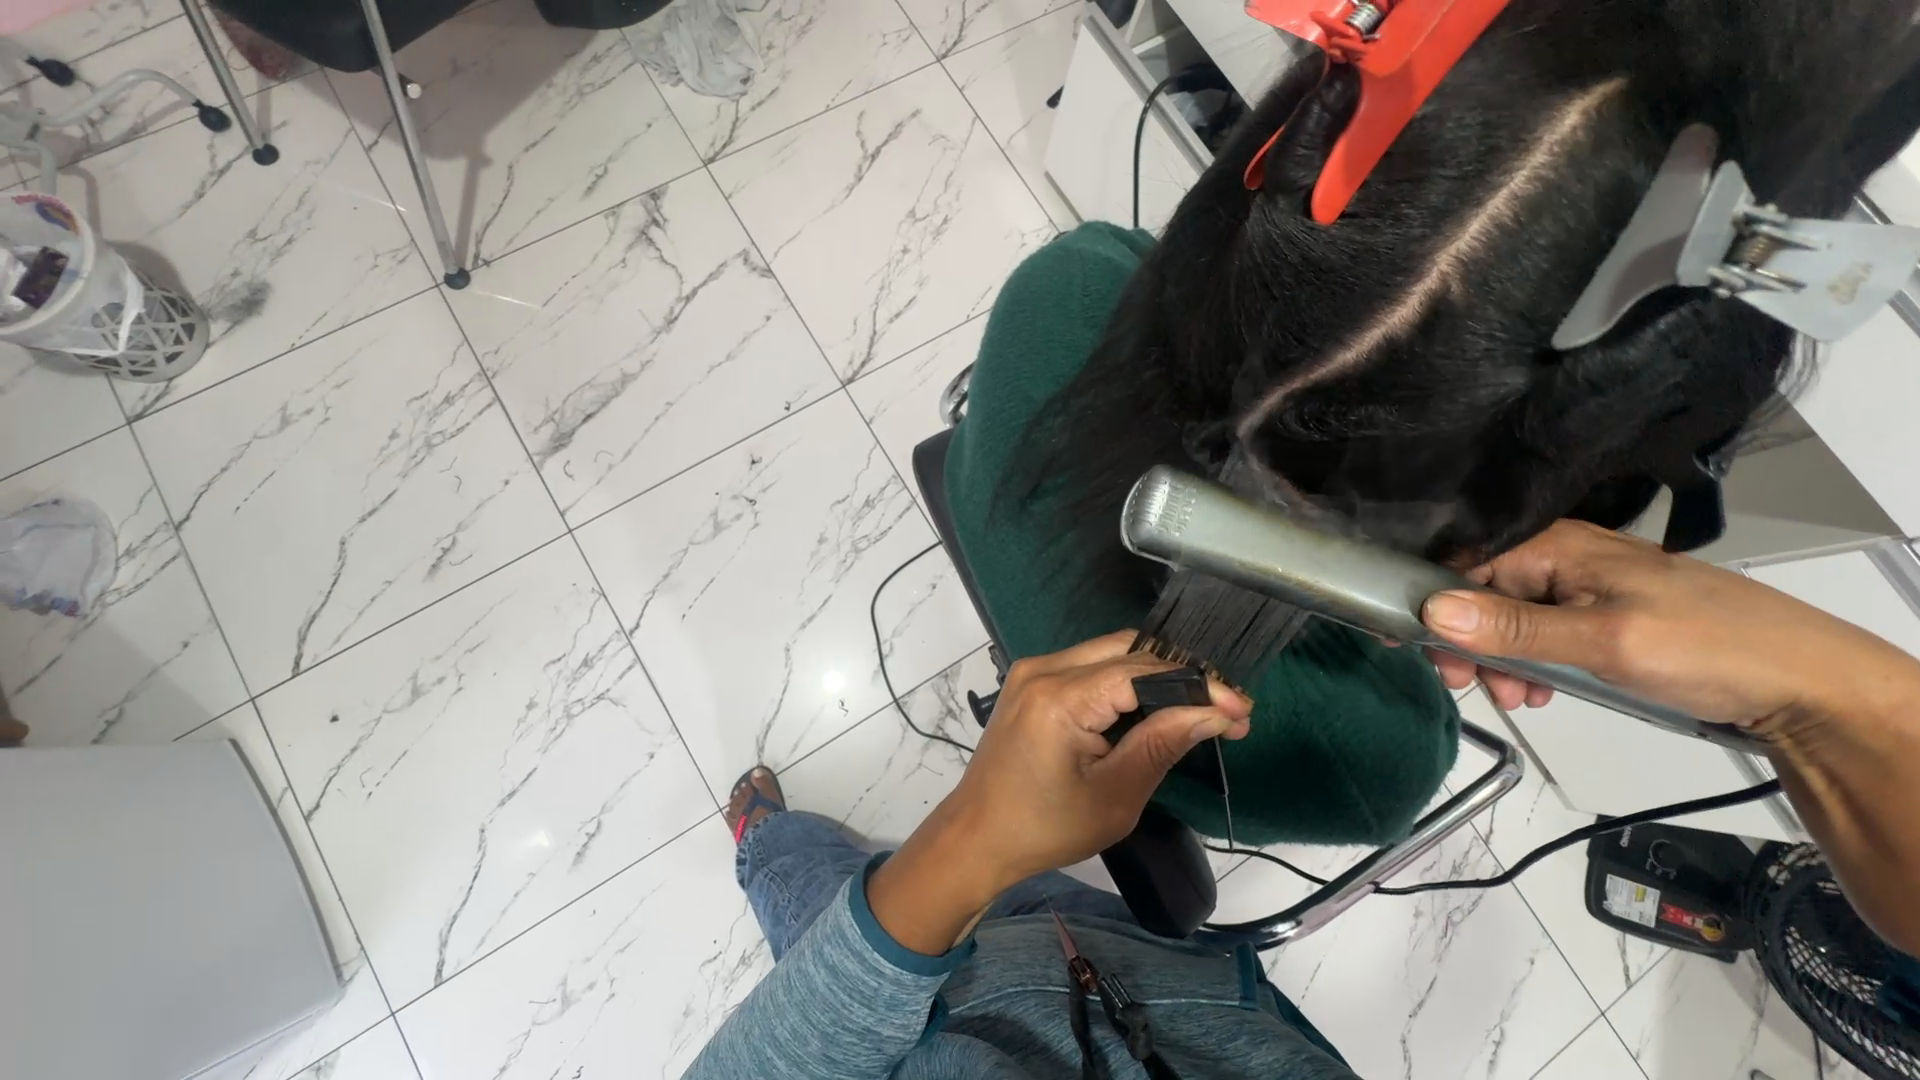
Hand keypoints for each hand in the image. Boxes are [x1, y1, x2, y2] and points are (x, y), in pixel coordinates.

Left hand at [868, 631, 1249, 953]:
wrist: (977, 835)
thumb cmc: (1045, 827)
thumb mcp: (1114, 796)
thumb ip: (1162, 745)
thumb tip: (1214, 713)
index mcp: (1060, 697)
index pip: (1144, 672)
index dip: (1197, 685)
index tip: (1241, 711)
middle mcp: (1044, 669)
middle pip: (1129, 650)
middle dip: (1183, 674)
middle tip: (1226, 709)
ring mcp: (1034, 670)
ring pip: (1112, 653)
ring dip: (1158, 675)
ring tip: (1201, 709)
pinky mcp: (1032, 680)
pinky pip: (1091, 666)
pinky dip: (1128, 682)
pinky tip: (1158, 707)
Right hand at [1419, 520, 1913, 735]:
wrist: (1809, 685)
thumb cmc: (1707, 648)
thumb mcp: (1603, 641)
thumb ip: (1514, 628)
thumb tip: (1432, 612)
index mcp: (1555, 547)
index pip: (1461, 562)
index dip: (1427, 600)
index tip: (1408, 646)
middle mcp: (1560, 558)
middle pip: (1478, 592)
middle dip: (1467, 641)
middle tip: (1469, 685)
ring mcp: (1581, 586)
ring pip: (1506, 618)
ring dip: (1498, 659)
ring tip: (1519, 696)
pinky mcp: (1598, 614)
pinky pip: (1539, 633)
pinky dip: (1529, 662)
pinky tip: (1542, 689)